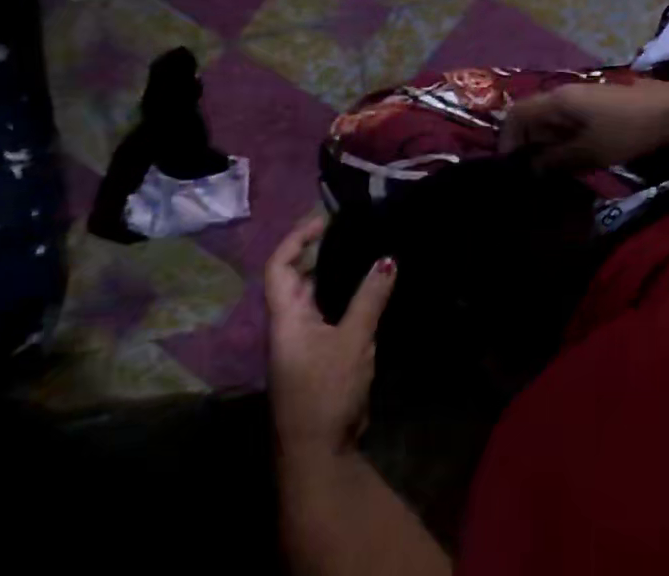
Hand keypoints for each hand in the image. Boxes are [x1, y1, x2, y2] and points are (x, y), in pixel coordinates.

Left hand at [265, 216, 397, 458]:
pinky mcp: (322, 354)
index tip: (325, 219)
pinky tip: (371, 288)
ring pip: (317, 294)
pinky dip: (347, 294)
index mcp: (286, 317)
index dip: (297, 238)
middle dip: (318, 249)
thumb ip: (370, 298)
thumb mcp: (353, 341)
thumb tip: (388, 258)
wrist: (319, 451)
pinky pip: (332, 311)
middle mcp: (290, 323)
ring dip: (335, 272)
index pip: (279, 266)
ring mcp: (305, 340)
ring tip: (364, 249)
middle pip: (297, 276)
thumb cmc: (326, 391)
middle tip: (351, 228)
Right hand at [498, 81, 668, 171]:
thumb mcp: (590, 151)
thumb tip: (533, 167)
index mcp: (558, 100)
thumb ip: (557, 158)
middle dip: (526, 142)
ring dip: (545, 141)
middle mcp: (565, 93)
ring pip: (551, 118)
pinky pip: (568, 118)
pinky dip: (562, 136)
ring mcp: (582, 96)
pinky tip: (571, 156)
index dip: (507, 138)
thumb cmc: (628, 130)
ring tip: (549, 168)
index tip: (510, 165)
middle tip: (530, 171)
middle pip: (532, 115)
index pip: (517, 114)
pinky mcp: (596, 103)